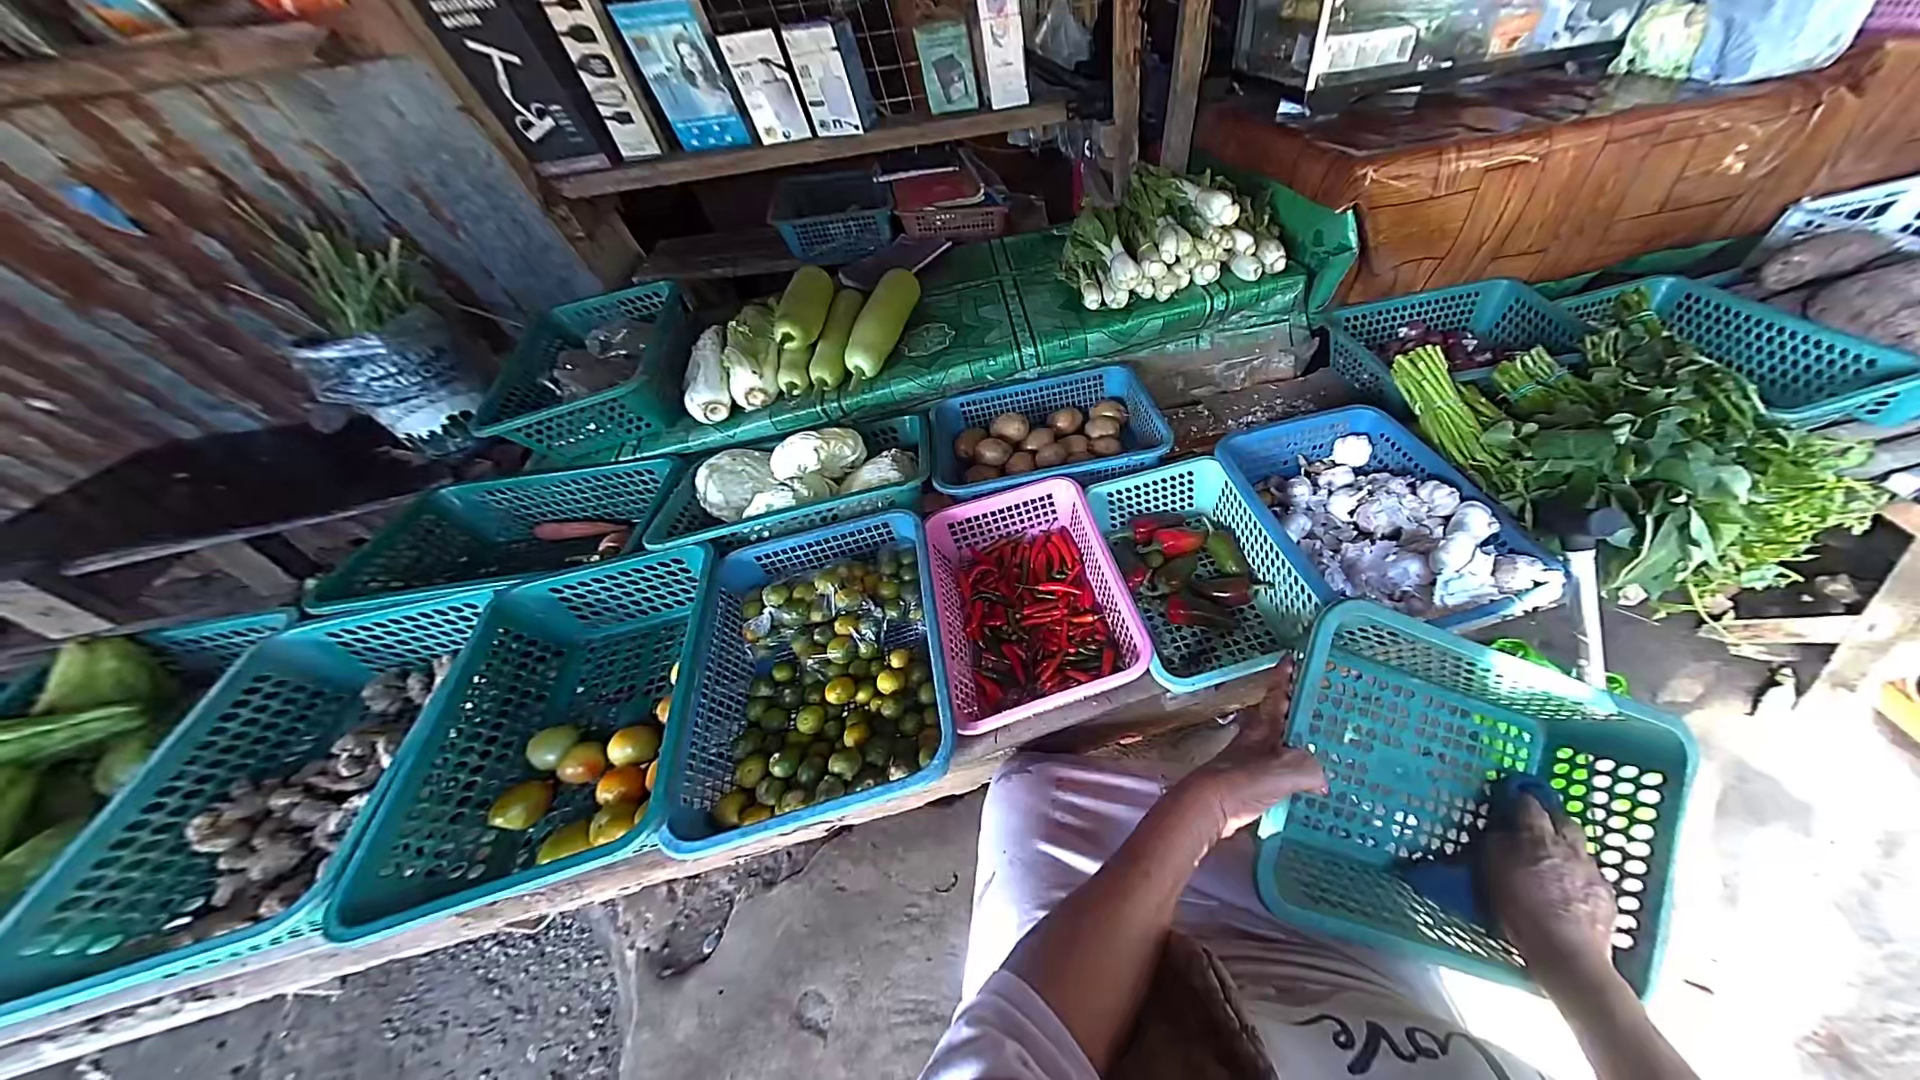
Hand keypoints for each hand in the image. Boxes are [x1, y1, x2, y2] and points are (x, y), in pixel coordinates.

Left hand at [1176, 657, 1328, 839]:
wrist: (1210, 804)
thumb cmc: (1244, 778)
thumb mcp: (1287, 768)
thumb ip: (1310, 767)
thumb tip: (1323, 779)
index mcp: (1263, 726)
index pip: (1276, 693)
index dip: (1283, 676)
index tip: (1291, 658)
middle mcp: (1257, 738)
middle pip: (1277, 716)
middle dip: (1295, 709)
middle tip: (1320, 706)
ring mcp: (1253, 759)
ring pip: (1280, 743)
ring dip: (1298, 742)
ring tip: (1324, 747)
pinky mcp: (1252, 782)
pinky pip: (1281, 771)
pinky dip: (1296, 774)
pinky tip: (1312, 785)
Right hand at [1483, 791, 1619, 993]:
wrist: (1568, 954)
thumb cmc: (1520, 910)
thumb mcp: (1492, 871)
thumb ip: (1496, 844)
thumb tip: (1499, 828)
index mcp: (1538, 838)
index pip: (1529, 805)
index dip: (1520, 797)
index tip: (1511, 793)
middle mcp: (1570, 848)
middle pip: (1564, 820)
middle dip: (1550, 817)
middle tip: (1534, 822)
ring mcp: (1593, 872)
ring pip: (1580, 847)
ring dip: (1565, 846)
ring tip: (1551, 857)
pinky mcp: (1607, 895)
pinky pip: (1590, 872)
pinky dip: (1578, 872)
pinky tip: (1568, 886)